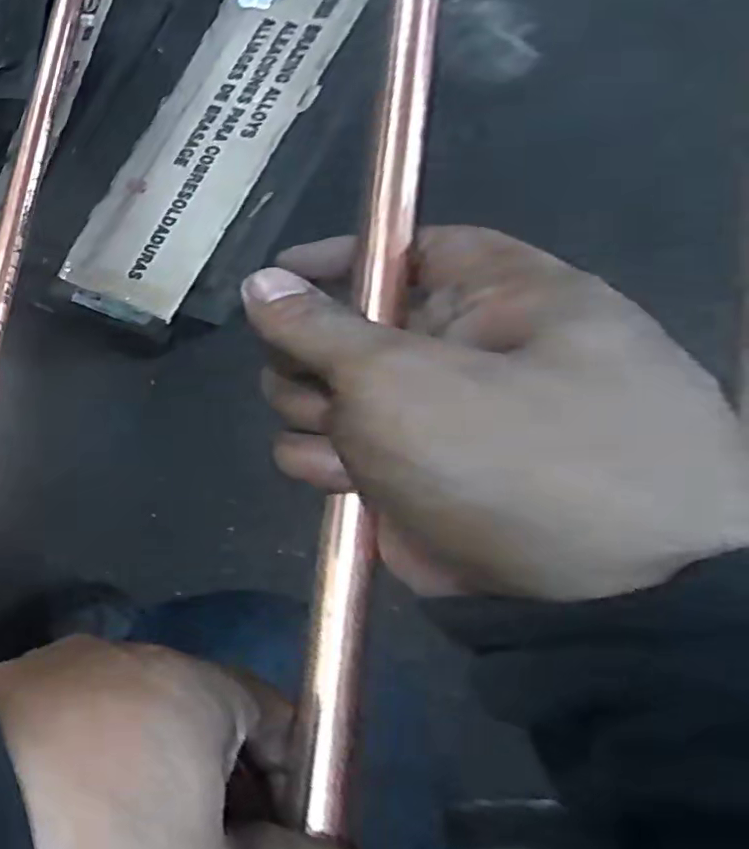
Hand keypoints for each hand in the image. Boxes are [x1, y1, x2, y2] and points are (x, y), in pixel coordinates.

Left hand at [0, 637, 380, 848]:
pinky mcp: (10, 691)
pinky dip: (101, 769)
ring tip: (155, 848)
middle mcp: (115, 657)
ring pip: (136, 726)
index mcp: (181, 683)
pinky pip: (80, 728)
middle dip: (232, 792)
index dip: (306, 781)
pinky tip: (87, 823)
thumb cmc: (105, 844)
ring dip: (163, 783)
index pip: (274, 712)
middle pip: (203, 718)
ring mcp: (55, 669)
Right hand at [241, 226, 748, 599]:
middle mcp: (468, 355)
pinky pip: (329, 443)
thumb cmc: (506, 454)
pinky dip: (323, 459)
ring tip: (339, 441)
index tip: (280, 274)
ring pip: (322, 388)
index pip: (419, 250)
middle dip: (307, 353)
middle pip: (346, 324)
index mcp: (504, 308)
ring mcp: (432, 416)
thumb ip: (314, 325)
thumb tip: (260, 281)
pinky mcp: (403, 467)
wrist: (589, 598)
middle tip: (310, 377)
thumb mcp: (395, 375)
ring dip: (307, 411)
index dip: (349, 254)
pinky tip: (342, 477)